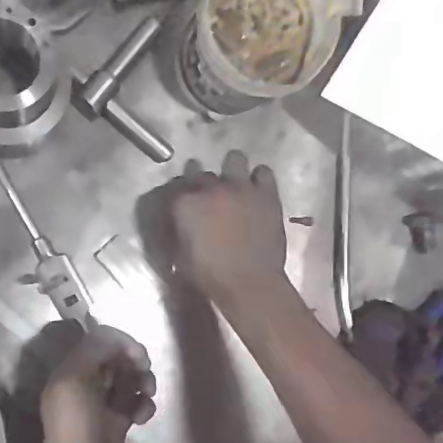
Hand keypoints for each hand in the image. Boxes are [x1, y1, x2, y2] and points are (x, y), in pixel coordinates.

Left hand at [37, 325, 156, 442]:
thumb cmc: (74, 423)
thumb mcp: (74, 378)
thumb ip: (94, 350)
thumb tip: (121, 342)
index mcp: (73, 367)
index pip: (102, 339)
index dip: (123, 342)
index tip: (137, 356)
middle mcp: (88, 380)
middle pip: (120, 356)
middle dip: (136, 362)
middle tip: (144, 374)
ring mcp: (105, 400)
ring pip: (132, 378)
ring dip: (144, 381)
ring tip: (147, 395)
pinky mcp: (119, 420)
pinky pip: (138, 402)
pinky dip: (144, 405)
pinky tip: (141, 418)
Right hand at [167, 150, 289, 307]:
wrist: (249, 284)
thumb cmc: (210, 276)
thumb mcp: (180, 255)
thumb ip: (178, 231)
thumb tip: (180, 223)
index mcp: (185, 204)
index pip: (176, 186)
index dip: (179, 195)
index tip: (183, 203)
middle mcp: (211, 188)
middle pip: (201, 172)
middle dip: (202, 183)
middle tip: (208, 198)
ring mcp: (241, 187)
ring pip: (234, 158)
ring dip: (232, 168)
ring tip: (234, 183)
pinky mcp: (266, 194)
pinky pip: (264, 172)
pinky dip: (259, 178)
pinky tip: (257, 189)